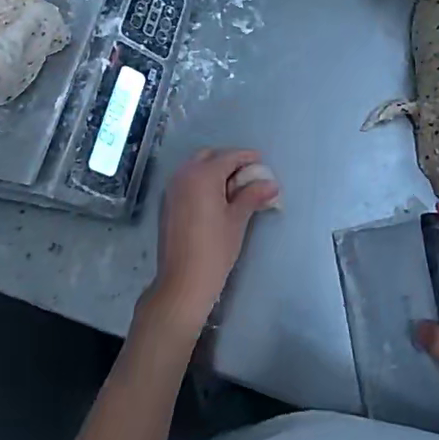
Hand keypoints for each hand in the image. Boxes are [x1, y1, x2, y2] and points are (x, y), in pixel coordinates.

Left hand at [145, 148, 281, 331]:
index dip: (247, 157)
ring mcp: (172, 190)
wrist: (183, 282)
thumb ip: (253, 195)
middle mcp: (183, 175)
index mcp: (202, 175)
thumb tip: (271, 184)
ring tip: (234, 188)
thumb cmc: (214, 249)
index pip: (229, 156)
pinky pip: (186, 181)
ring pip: (195, 168)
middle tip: (247, 175)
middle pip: (209, 157)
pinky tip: (215, 199)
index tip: (261, 162)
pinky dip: (201, 182)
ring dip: (213, 170)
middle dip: (228, 161)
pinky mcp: (167, 204)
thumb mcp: (237, 219)